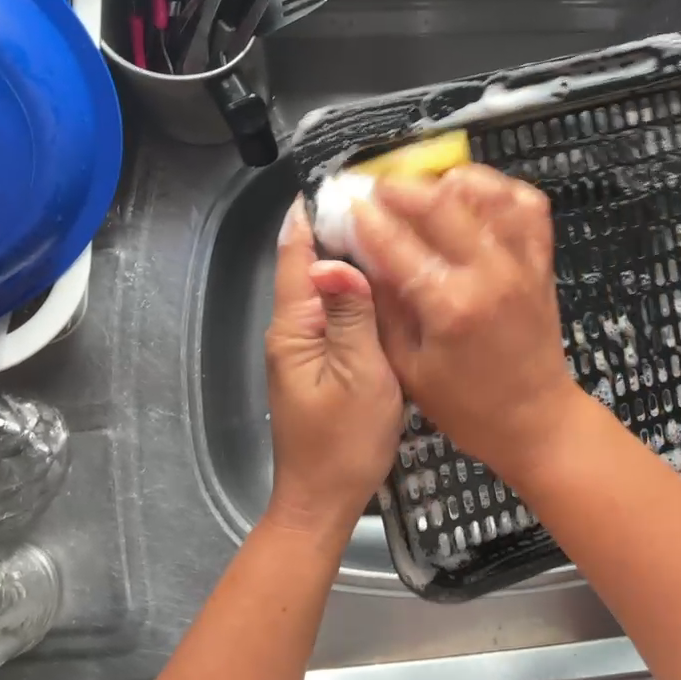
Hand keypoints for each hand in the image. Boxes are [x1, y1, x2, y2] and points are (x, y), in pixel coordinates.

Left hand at [262, 202, 403, 537]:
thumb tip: (336, 257)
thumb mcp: (360, 375)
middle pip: (308, 265)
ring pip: (324, 288)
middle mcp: (291, 328)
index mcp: (294, 326)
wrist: (323, 500)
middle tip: (382, 199)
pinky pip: (334, 312)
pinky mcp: (318, 361)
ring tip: (389, 229)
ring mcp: (303, 346)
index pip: (296, 254)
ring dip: (348, 259)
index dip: (312, 215)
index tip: (340, 179)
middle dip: (337, 230)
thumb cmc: (343, 442)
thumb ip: (350, 315)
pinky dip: (355, 291)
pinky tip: (385, 283)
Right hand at [349, 166, 596, 481]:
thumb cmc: (464, 405)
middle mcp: (490, 273)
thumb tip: (356, 256)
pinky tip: (474, 197)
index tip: (347, 202)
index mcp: (450, 305)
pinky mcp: (542, 261)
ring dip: (450, 180)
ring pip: (489, 192)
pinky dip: (500, 190)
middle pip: (442, 202)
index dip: (366, 216)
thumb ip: (382, 305)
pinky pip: (527, 205)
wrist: (535, 419)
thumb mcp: (406, 365)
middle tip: (378, 189)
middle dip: (401, 187)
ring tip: (424, 189)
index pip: (397, 242)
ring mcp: (522, 261)